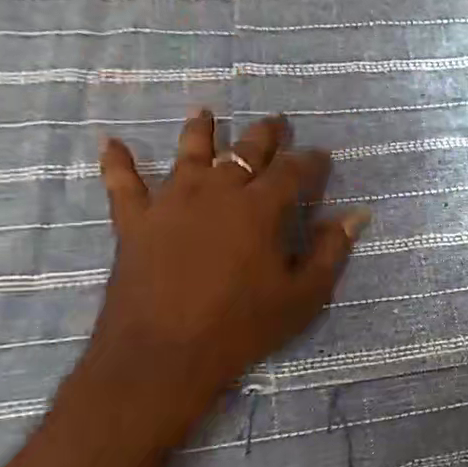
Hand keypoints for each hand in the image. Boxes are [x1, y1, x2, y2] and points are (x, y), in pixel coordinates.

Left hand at [67, 111, 368, 440]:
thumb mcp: (301, 296)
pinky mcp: (135, 221)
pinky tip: (111, 143)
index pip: (293, 171)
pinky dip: (117, 162)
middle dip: (265, 135)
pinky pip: (122, 184)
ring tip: (205, 112)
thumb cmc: (241, 327)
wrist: (164, 354)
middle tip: (276, 123)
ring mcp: (172, 201)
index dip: (311, 161)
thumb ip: (329, 251)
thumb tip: (356, 215)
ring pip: (189, 153)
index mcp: (260, 207)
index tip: (321, 156)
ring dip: (200, 130)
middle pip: (245, 151)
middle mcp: (217, 191)